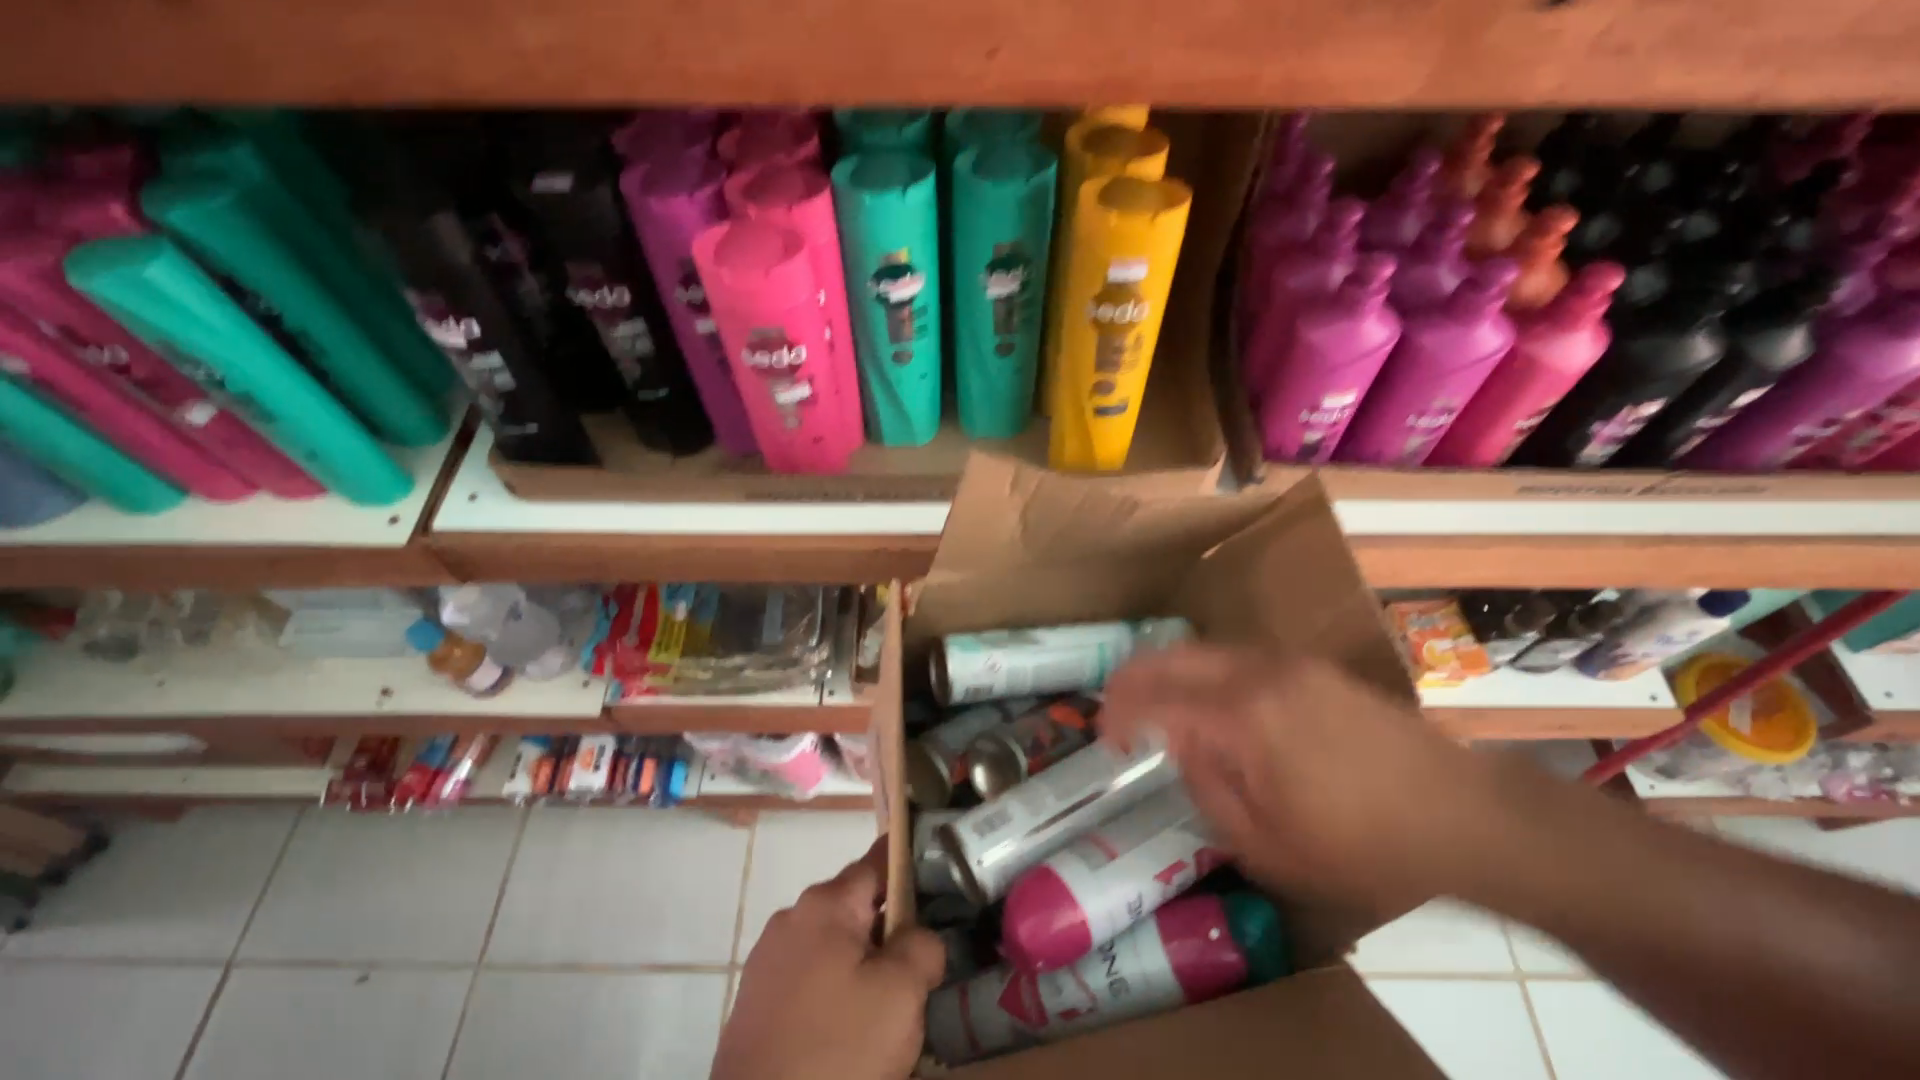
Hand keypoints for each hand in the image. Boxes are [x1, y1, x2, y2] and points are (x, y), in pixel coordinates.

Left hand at [712, 839, 944, 1079]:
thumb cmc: (837, 1050)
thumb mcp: (900, 994)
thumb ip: (922, 947)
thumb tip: (918, 935)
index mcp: (824, 905)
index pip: (878, 862)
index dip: (911, 863)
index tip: (942, 871)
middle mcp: (791, 920)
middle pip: (858, 907)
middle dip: (893, 928)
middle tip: (930, 960)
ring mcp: (769, 962)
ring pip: (837, 947)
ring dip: (867, 966)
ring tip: (898, 1004)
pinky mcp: (759, 1004)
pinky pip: (814, 980)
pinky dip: (840, 993)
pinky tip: (858, 1029)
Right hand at [1099, 644, 1503, 911]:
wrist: (1466, 815)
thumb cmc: (1363, 845)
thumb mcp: (1267, 845)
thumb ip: (1208, 789)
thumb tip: (1182, 747)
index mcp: (1243, 716)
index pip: (1156, 698)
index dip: (1120, 716)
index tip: (1106, 740)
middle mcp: (1261, 672)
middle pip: (1174, 655)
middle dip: (1133, 679)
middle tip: (1114, 711)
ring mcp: (1293, 664)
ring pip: (1208, 650)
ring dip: (1171, 672)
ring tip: (1155, 706)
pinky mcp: (1318, 669)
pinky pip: (1242, 658)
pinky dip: (1208, 673)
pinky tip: (1212, 705)